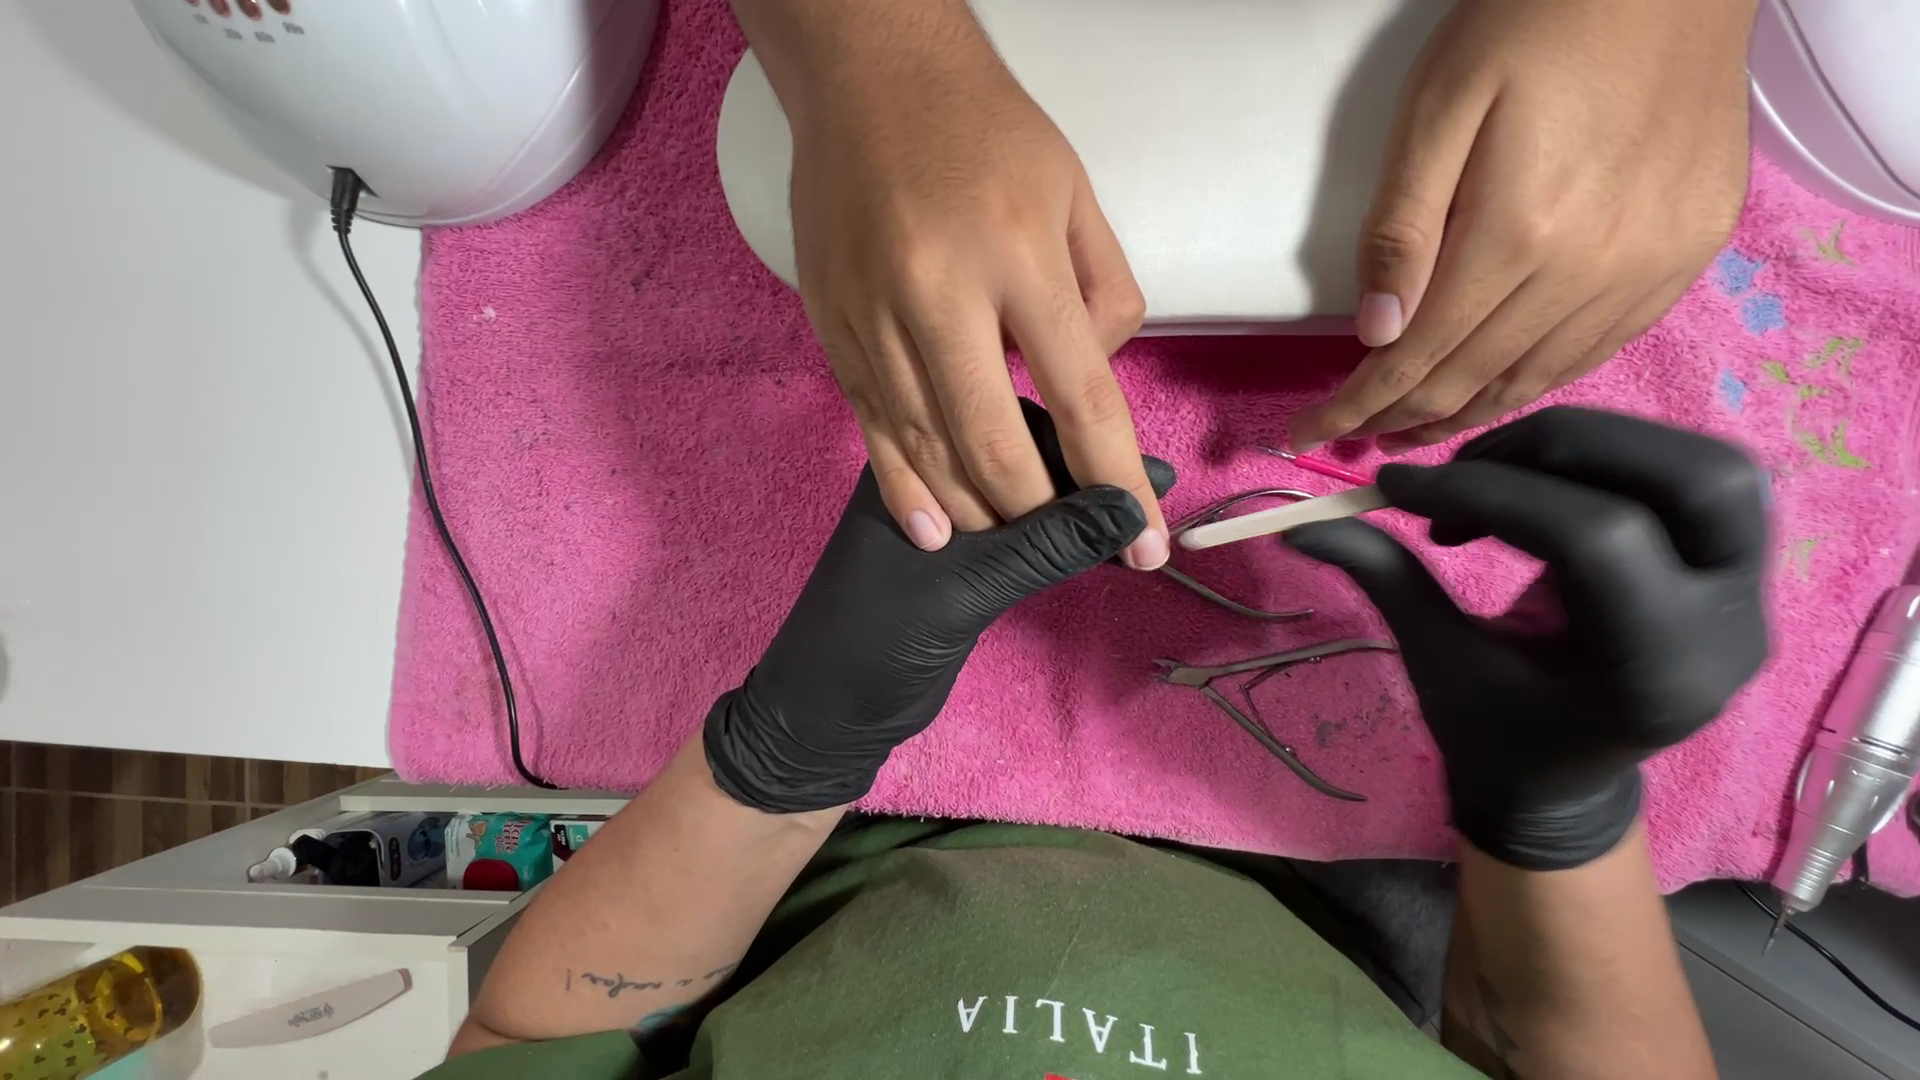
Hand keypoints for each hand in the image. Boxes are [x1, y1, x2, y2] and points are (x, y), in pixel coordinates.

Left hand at [705, 402, 1175, 811]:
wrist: (829, 714)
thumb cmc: (876, 641)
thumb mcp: (965, 588)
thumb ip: (1045, 545)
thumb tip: (1129, 505)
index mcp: (913, 461)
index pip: (1006, 428)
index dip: (1078, 444)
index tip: (1143, 465)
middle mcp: (929, 477)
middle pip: (1022, 457)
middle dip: (1088, 473)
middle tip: (1157, 486)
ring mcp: (945, 518)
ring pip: (1025, 497)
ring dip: (1079, 506)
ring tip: (1141, 511)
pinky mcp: (960, 560)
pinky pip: (1019, 535)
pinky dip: (1059, 537)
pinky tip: (1098, 539)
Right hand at [774, 0, 1167, 567]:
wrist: (866, 79)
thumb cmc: (981, 132)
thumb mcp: (1075, 196)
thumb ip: (1105, 296)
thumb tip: (1092, 379)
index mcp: (1016, 256)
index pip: (1081, 397)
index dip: (1116, 485)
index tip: (1142, 545)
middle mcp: (937, 296)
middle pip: (994, 444)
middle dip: (1039, 513)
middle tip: (1068, 541)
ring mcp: (875, 319)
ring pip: (928, 449)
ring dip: (977, 512)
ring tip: (1011, 542)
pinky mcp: (835, 331)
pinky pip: (872, 429)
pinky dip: (905, 490)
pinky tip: (933, 532)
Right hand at [1286, 407, 1767, 868]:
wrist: (1561, 777)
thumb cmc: (1492, 732)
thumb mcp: (1432, 657)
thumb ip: (1381, 576)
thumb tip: (1300, 524)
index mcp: (1651, 667)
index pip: (1591, 537)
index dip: (1484, 491)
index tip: (1391, 486)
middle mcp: (1729, 623)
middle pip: (1691, 479)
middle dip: (1559, 449)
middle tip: (1464, 468)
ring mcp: (1749, 591)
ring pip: (1705, 465)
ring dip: (1583, 447)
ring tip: (1493, 476)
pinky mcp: (1732, 566)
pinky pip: (1685, 478)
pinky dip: (1597, 463)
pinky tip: (1528, 491)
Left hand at [1291, 0, 1754, 453]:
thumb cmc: (1531, 29)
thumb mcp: (1434, 118)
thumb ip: (1400, 232)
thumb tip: (1374, 333)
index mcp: (1516, 236)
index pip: (1409, 360)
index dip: (1350, 407)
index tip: (1306, 435)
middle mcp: (1589, 269)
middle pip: (1463, 381)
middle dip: (1394, 419)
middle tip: (1351, 437)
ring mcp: (1647, 267)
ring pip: (1527, 382)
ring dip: (1457, 418)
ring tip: (1407, 435)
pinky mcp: (1685, 255)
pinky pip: (1592, 354)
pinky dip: (1527, 387)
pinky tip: (1490, 395)